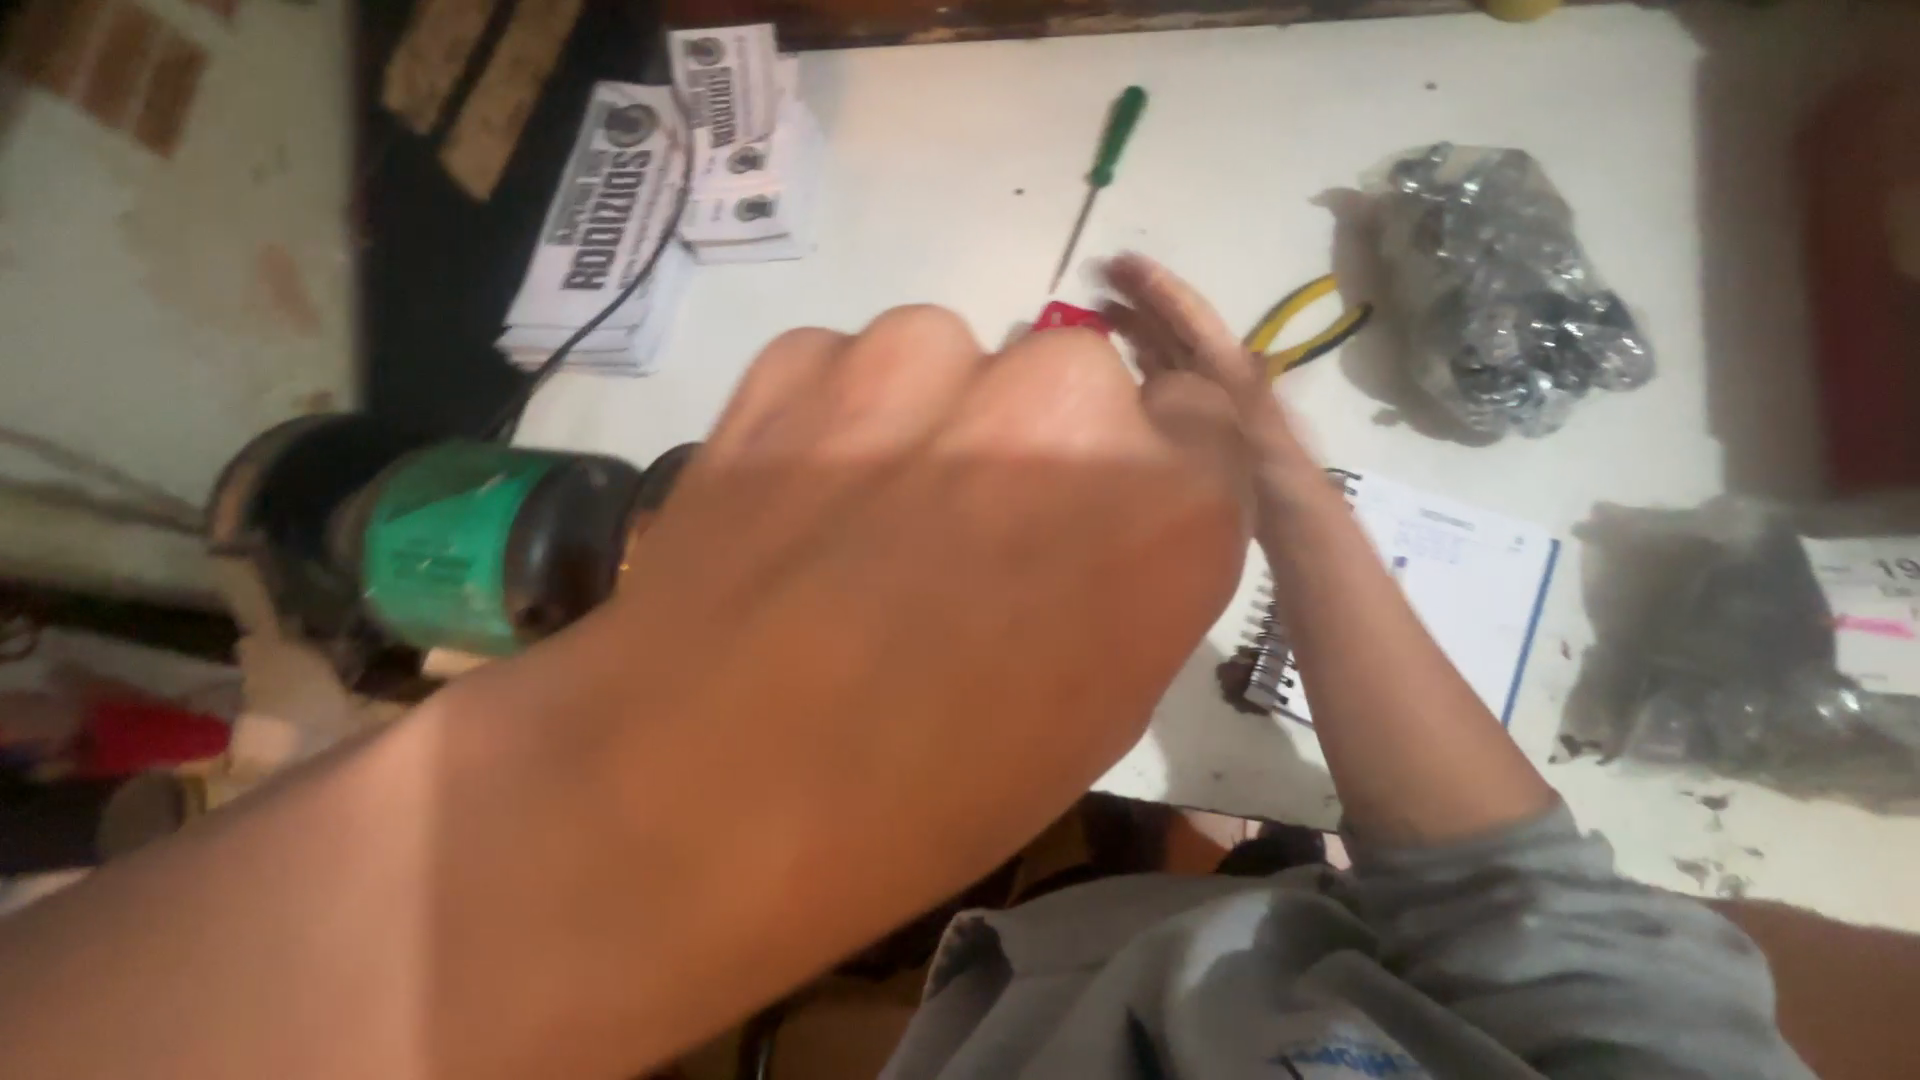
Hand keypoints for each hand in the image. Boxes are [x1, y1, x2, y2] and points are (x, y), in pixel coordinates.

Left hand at [599, 302, 1249, 928]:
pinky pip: (849, 366)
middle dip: (1038, 438)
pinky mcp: (799, 358)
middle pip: (1075, 378)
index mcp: (1169, 505)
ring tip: (866, 520)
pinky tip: (797, 504)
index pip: (1201, 425)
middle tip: (967, 527)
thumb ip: (1138, 575)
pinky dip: (837, 416)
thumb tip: (1112, 513)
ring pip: (957, 358)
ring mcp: (922, 361)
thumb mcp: (1096, 706)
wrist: (706, 790)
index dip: (1144, 470)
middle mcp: (1062, 401)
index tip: (1095, 507)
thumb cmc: (931, 791)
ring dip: (932, 418)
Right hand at [1100, 253, 1320, 486]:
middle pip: (1172, 326)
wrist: (1289, 512)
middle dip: (1139, 299)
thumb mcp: (1250, 429)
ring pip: (1164, 351)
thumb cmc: (1271, 471)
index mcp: (1227, 367)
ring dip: (1134, 328)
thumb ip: (1217, 398)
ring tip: (1097, 311)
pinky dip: (1136, 365)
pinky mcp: (1192, 422)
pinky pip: (1158, 382)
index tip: (1120, 262)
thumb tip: (1170, 377)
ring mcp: (1202, 397)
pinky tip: (1117, 365)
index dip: (1155, 287)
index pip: (1188, 317)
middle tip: (1097, 276)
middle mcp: (1213, 374)